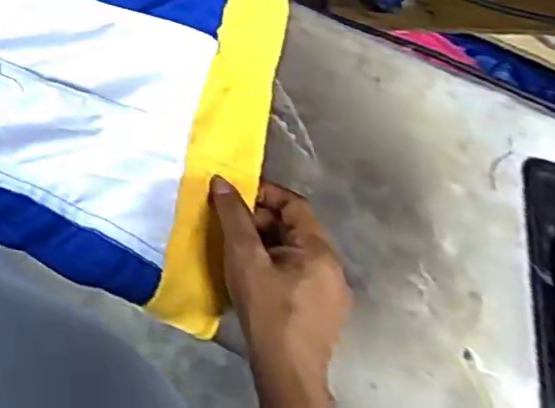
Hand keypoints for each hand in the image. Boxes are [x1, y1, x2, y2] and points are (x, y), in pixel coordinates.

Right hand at [211, 177, 350, 407]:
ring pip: (295, 251)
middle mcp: (333, 267)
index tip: (236, 197)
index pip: (294, 203)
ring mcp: (331, 293)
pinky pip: (298, 273)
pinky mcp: (323, 312)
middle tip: (232, 226)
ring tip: (237, 250)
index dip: (264, 193)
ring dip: (266, 243)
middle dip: (261, 220)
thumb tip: (221, 181)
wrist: (287, 373)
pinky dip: (275, 265)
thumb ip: (233, 215)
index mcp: (320, 250)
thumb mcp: (244, 256)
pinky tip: (254, 277)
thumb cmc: (267, 309)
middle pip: (295, 227)